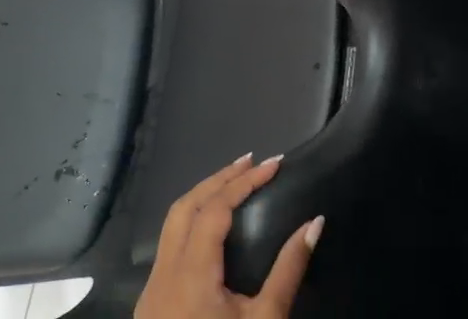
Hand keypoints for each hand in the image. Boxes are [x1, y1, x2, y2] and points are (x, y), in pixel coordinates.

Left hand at [135, 154, 322, 318]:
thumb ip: (289, 267)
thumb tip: (316, 222)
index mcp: (189, 277)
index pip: (213, 210)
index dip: (244, 181)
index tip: (276, 164)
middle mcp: (162, 278)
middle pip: (183, 210)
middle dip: (219, 179)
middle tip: (254, 162)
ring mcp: (151, 293)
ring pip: (169, 228)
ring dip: (204, 197)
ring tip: (237, 182)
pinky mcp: (152, 306)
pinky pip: (169, 247)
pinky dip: (194, 221)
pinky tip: (217, 225)